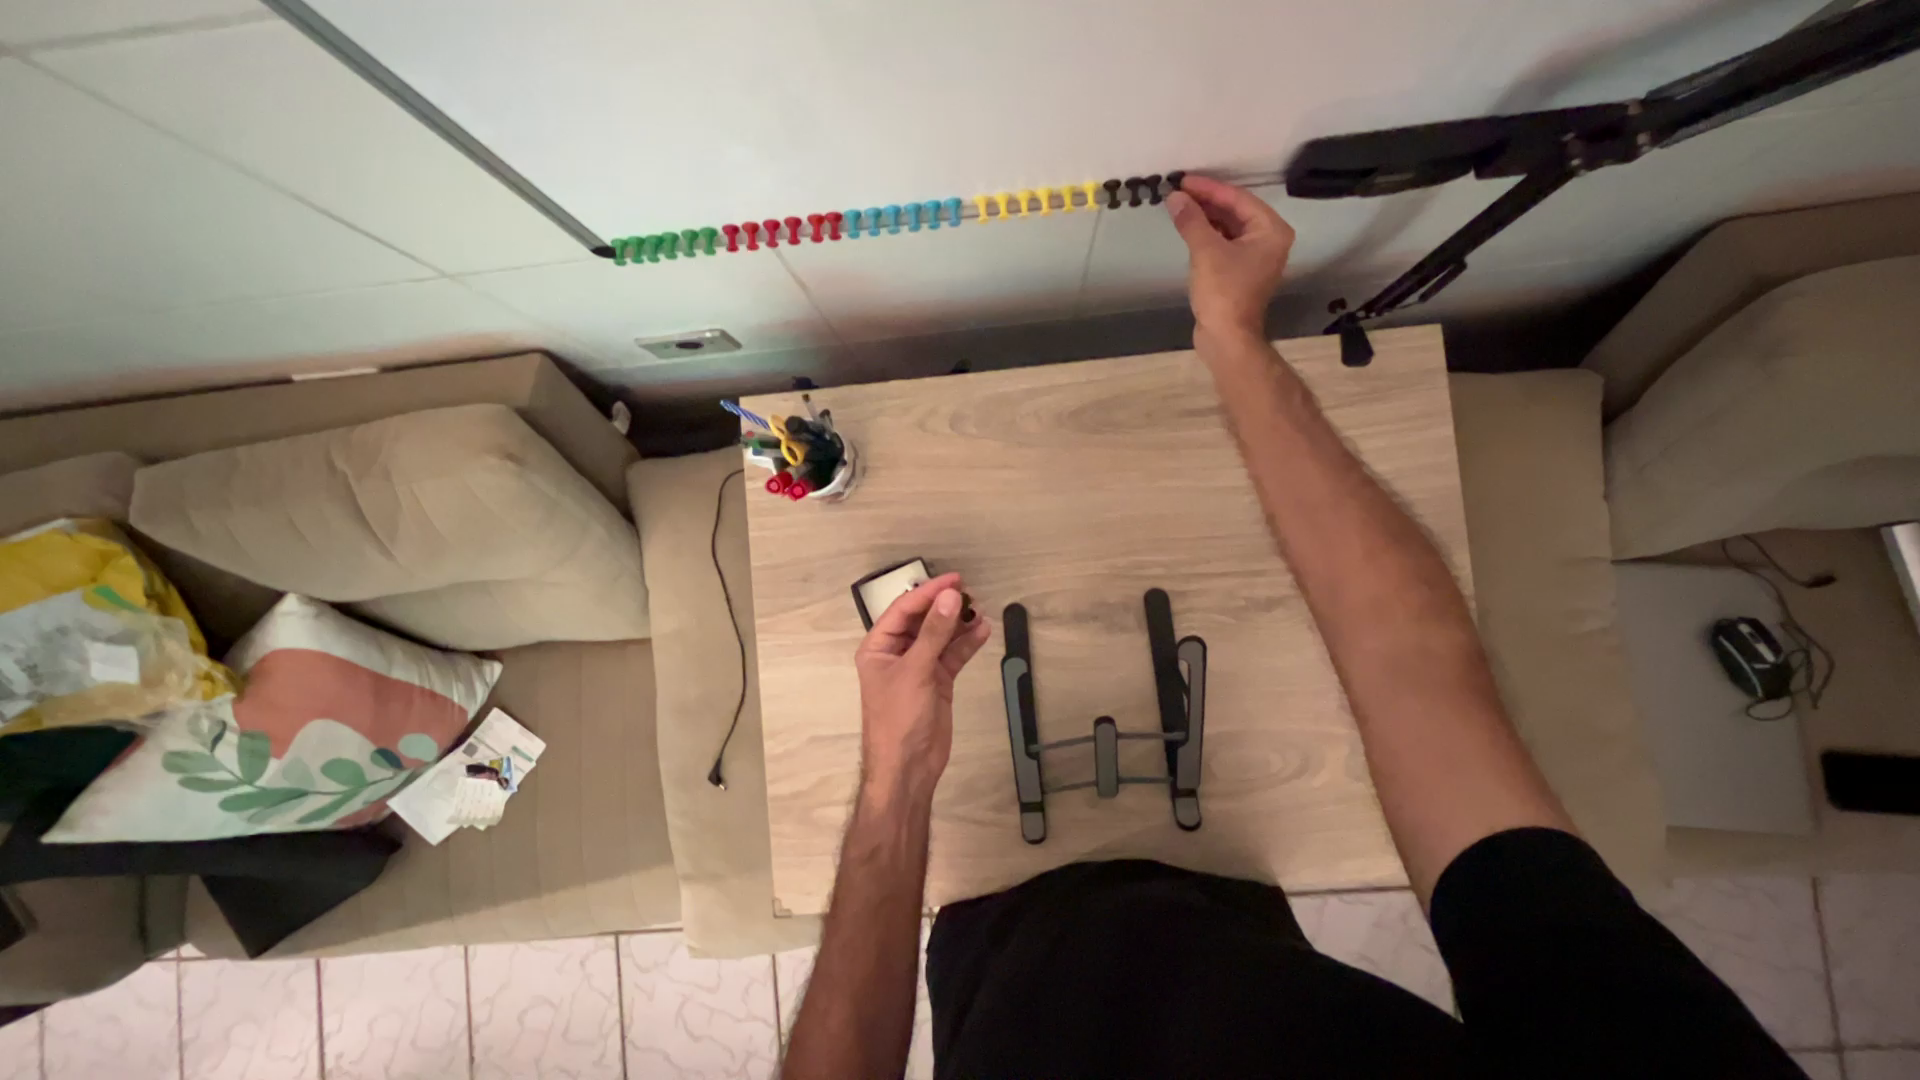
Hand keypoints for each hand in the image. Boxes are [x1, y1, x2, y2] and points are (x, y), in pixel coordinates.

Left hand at [853, 573, 991, 805]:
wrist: (907, 768)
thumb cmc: (899, 718)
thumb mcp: (915, 671)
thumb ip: (934, 633)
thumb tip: (950, 597)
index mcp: (878, 647)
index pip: (904, 610)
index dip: (928, 592)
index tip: (955, 580)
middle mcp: (897, 653)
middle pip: (923, 620)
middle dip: (945, 606)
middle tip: (971, 592)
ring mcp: (919, 667)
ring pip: (941, 637)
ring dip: (959, 623)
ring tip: (980, 610)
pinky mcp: (938, 682)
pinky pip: (953, 656)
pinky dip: (967, 643)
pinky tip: (983, 630)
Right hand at [1166, 175, 1295, 342]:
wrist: (1227, 338)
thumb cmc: (1223, 292)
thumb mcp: (1206, 251)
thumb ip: (1191, 221)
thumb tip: (1175, 197)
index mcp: (1271, 230)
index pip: (1239, 199)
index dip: (1210, 188)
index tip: (1184, 181)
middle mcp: (1269, 240)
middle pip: (1236, 212)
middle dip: (1207, 202)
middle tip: (1179, 193)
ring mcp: (1256, 258)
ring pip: (1230, 228)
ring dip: (1206, 218)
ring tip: (1181, 208)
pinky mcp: (1241, 273)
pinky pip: (1225, 245)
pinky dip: (1208, 236)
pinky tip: (1190, 231)